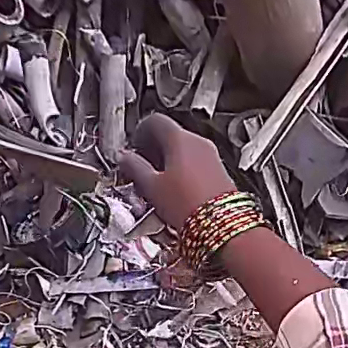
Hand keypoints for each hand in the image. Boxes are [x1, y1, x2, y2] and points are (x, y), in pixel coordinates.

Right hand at [117, 113, 236, 228]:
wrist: (223, 226)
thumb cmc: (189, 206)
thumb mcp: (152, 187)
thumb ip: (134, 167)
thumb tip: (124, 158)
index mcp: (180, 139)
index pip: (155, 121)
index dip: (139, 132)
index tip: (133, 148)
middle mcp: (199, 143)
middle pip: (171, 136)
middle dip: (154, 150)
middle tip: (142, 168)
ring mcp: (213, 158)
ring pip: (185, 152)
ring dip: (169, 163)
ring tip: (159, 185)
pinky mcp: (221, 175)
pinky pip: (198, 166)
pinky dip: (184, 173)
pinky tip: (178, 193)